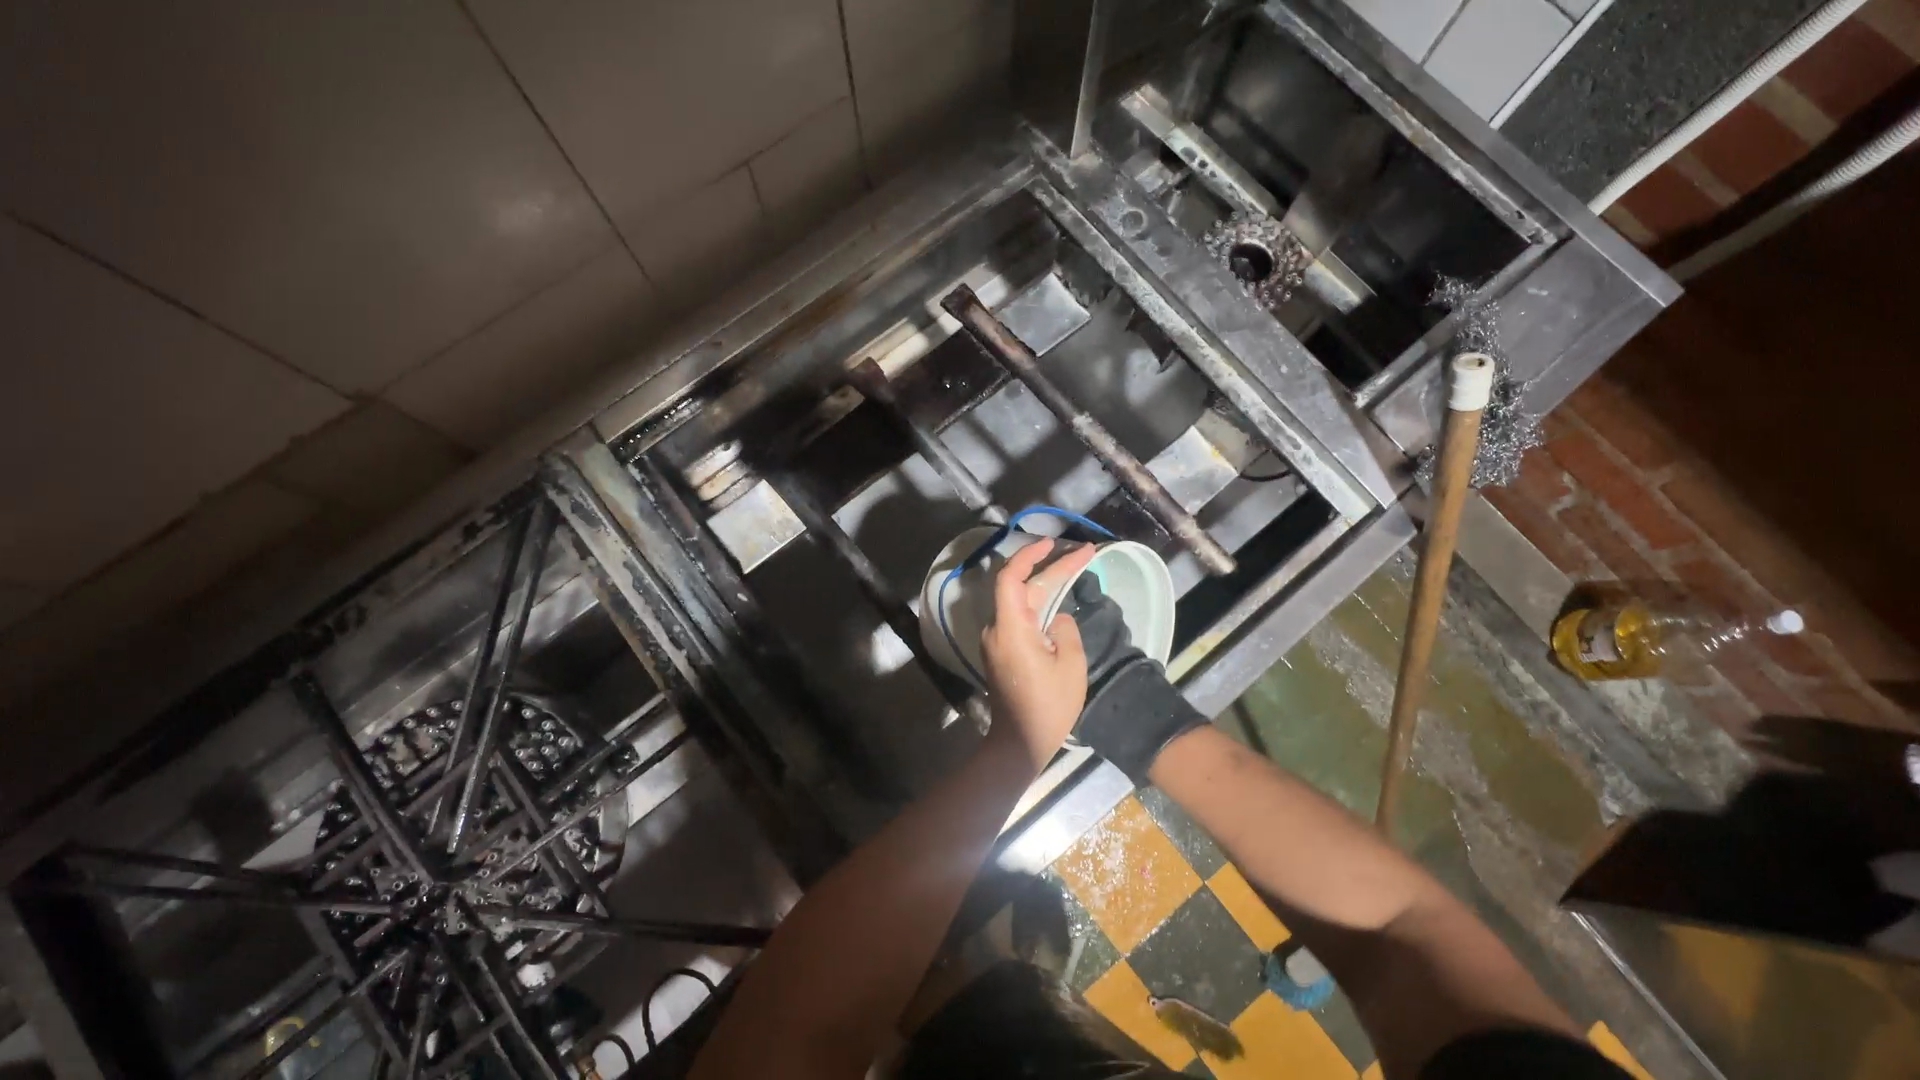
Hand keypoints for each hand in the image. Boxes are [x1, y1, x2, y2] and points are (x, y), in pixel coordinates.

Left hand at [979, 538, 1096, 768]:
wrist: (1020, 743)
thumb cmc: (1048, 706)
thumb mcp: (1070, 664)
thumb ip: (1065, 630)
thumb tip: (1057, 618)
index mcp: (1010, 628)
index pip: (1010, 578)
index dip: (1029, 555)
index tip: (1052, 543)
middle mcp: (996, 629)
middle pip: (1019, 588)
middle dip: (1049, 568)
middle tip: (1082, 554)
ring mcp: (997, 642)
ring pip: (1020, 603)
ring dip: (1044, 585)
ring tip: (1074, 569)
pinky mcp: (1002, 653)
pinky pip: (1019, 619)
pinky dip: (1038, 605)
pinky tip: (1058, 599)